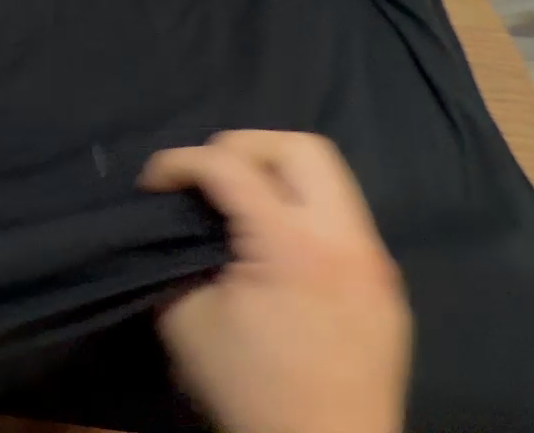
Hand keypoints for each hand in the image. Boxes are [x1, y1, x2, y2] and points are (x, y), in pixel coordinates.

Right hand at [140, 131, 410, 432]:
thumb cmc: (246, 386)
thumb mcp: (184, 314)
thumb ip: (175, 250)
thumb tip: (171, 215)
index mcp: (293, 249)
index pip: (228, 164)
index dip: (177, 162)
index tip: (150, 186)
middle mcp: (346, 243)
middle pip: (300, 147)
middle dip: (238, 147)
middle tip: (203, 178)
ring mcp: (374, 263)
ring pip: (328, 175)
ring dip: (270, 173)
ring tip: (233, 203)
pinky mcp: (383, 284)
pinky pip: (338, 214)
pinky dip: (295, 205)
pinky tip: (268, 238)